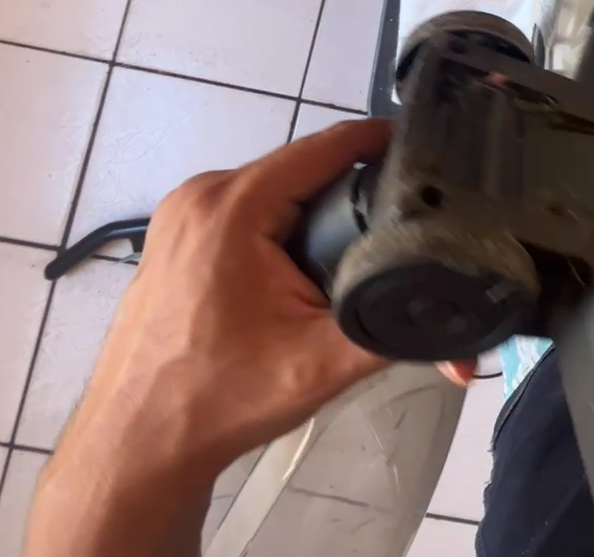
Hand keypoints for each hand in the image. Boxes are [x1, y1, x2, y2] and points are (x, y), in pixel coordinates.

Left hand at [38, 121, 394, 534]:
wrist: (132, 452)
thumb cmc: (218, 400)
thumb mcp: (321, 364)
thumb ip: (396, 332)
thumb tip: (461, 320)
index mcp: (233, 206)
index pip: (328, 145)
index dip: (385, 142)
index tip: (433, 154)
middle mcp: (204, 195)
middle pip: (309, 166)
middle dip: (361, 187)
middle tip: (411, 216)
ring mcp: (187, 213)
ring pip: (285, 187)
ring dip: (329, 209)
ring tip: (373, 243)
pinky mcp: (183, 235)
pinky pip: (258, 207)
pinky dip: (295, 223)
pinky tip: (320, 261)